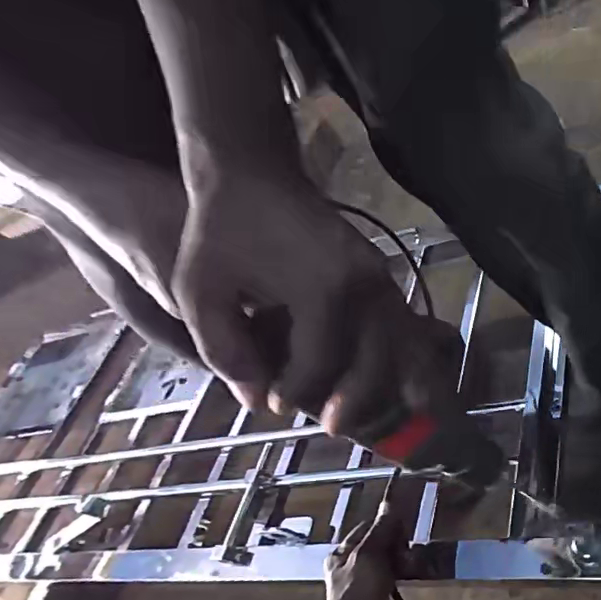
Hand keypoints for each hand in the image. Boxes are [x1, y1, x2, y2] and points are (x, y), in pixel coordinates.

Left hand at [172, 174, 412, 421]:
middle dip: (355, 398)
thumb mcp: (200, 290)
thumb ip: (225, 351)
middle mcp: (365, 285)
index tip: (272, 406)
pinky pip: (400, 326)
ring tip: (374, 409)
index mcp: (323, 288)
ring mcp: (381, 278)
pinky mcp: (383, 275)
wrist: (253, 172)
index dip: (297, 390)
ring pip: (398, 345)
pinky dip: (397, 356)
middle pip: (375, 359)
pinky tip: (391, 378)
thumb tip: (257, 401)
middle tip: (333, 427)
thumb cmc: (220, 228)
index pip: (321, 359)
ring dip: (386, 382)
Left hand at [321, 507, 403, 599]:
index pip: (368, 526)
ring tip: (412, 560)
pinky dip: (402, 570)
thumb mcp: (369, 554)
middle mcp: (351, 561)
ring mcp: (363, 577)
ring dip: (400, 556)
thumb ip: (381, 530)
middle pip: (378, 540)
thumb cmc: (358, 590)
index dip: (386, 524)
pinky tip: (411, 572)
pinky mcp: (377, 591)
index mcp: (342, 550)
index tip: (404, 529)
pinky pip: (392, 573)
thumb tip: (389, 502)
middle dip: (395, 541)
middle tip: (407, 548)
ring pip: (387, 556)